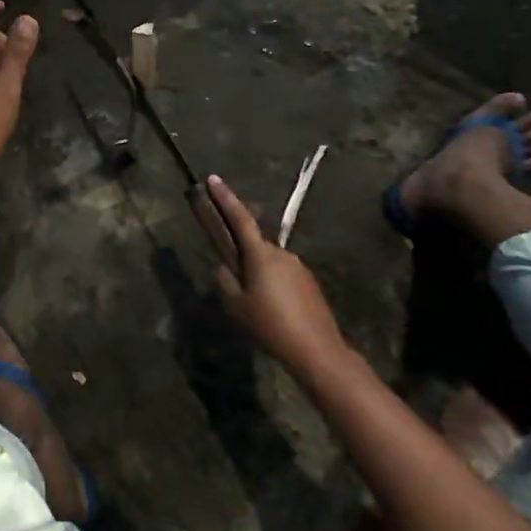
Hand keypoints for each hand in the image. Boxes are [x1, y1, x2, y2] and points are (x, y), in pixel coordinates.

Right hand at [204, 174, 349, 369]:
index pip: (239, 218)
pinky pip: (284, 277)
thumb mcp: (235, 305)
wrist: (318, 352)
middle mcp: (281, 253)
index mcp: (260, 254)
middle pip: (255, 246)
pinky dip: (276, 287)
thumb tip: (224, 268)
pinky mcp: (310, 284)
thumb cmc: (270, 325)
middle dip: (244, 258)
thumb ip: (224, 280)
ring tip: (258, 307)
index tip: (213, 178)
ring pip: (270, 263)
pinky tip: (277, 313)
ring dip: (261, 275)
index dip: (225, 197)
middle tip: (237, 284)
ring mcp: (299, 268)